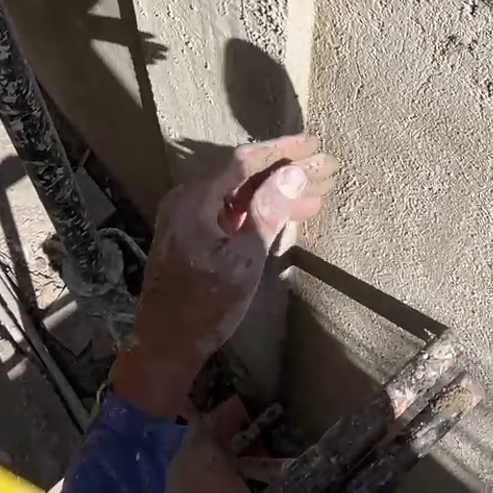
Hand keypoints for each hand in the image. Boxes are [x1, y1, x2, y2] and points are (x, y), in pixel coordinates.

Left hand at [111, 134, 337, 417]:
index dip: (281, 151)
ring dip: (278, 192)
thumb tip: (294, 173)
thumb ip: (267, 213)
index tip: (313, 145)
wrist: (165, 347)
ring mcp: (190, 215)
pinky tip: (291, 212)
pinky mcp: (195, 232)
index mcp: (194, 200)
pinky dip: (261, 210)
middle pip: (244, 174)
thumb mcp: (243, 262)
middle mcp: (189, 198)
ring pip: (242, 193)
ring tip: (319, 192)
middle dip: (287, 171)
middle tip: (326, 168)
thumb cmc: (204, 308)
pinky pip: (233, 210)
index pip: (244, 161)